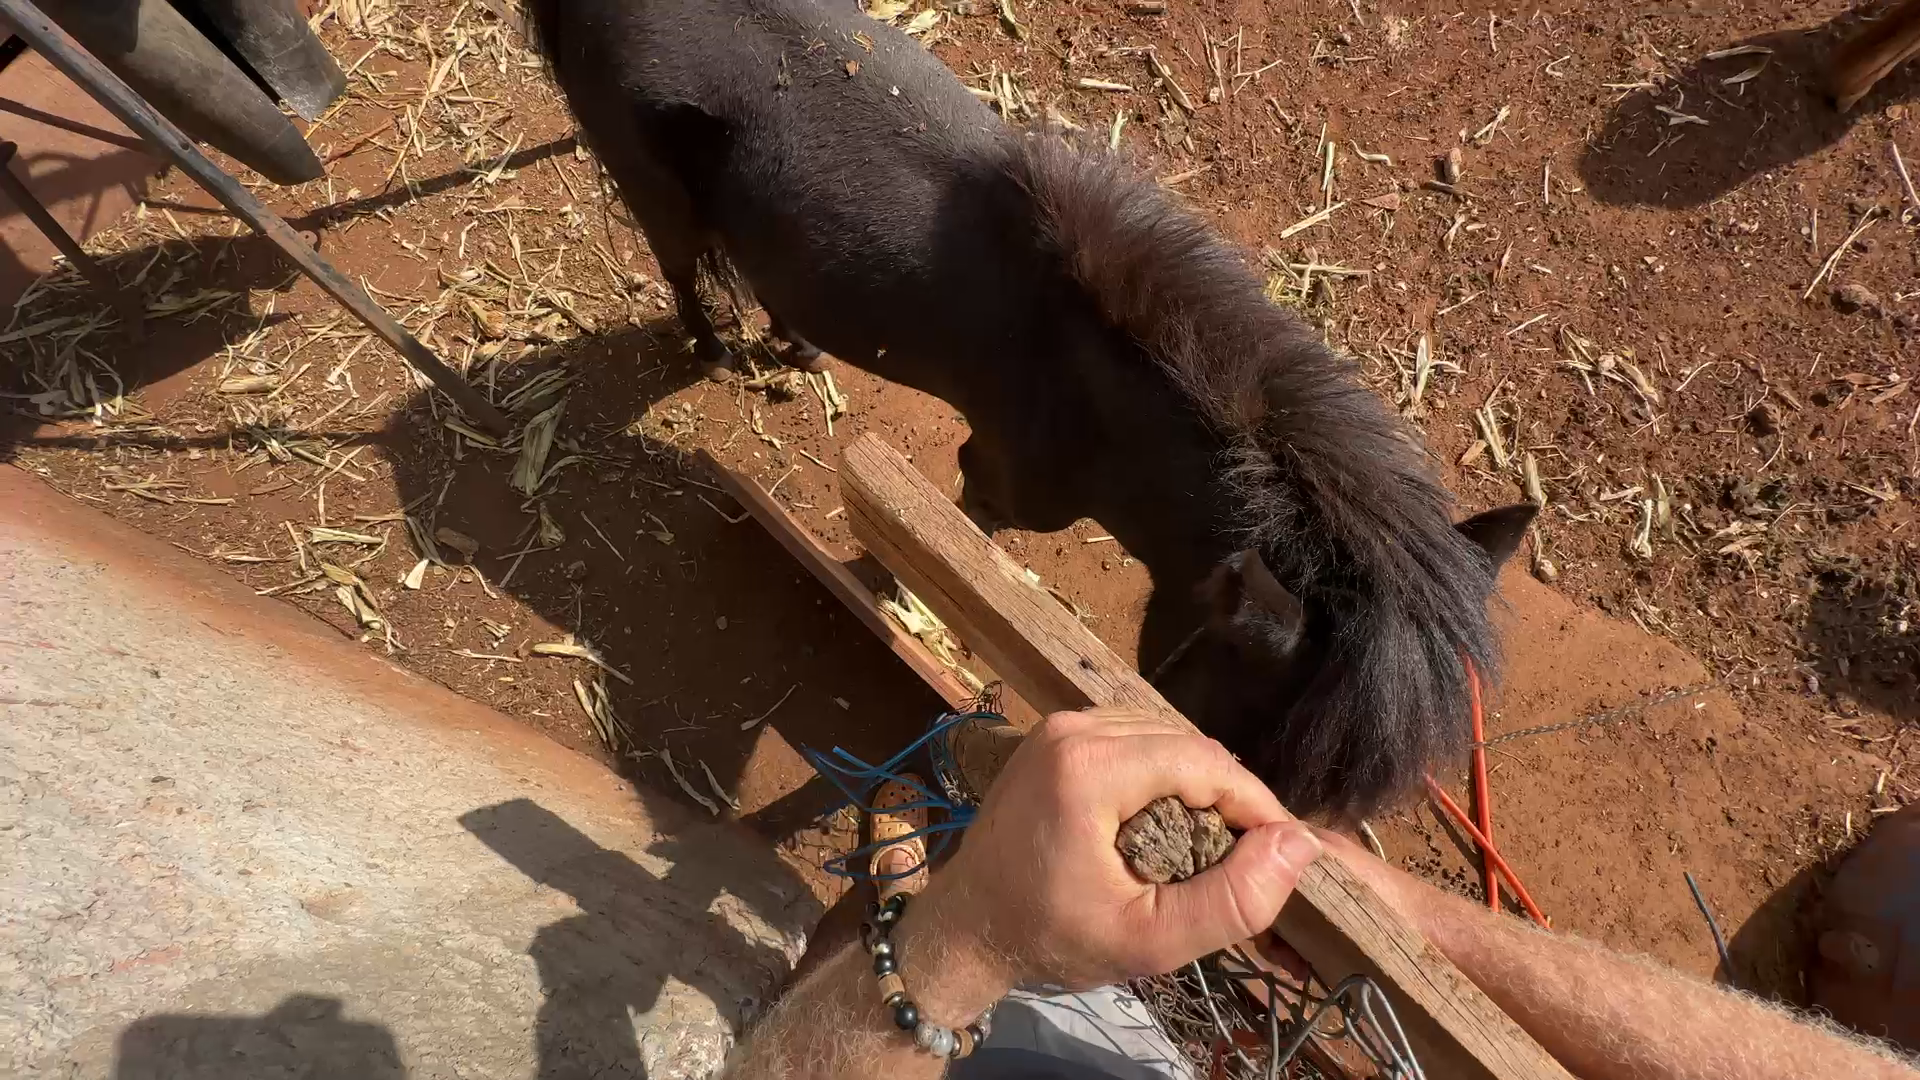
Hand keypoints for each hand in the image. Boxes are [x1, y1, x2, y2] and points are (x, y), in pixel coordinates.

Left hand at [909, 709, 1322, 993]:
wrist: (968, 921)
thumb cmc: (1052, 935)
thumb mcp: (1149, 939)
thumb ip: (1231, 899)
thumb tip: (1297, 844)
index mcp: (1090, 765)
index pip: (1205, 761)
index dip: (1255, 803)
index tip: (1281, 852)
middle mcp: (1074, 727)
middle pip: (1184, 742)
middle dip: (1226, 793)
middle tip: (1243, 854)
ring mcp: (1059, 724)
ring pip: (1161, 733)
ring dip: (1195, 779)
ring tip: (1208, 838)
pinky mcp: (1054, 733)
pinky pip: (1130, 734)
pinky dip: (1160, 768)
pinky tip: (1164, 813)